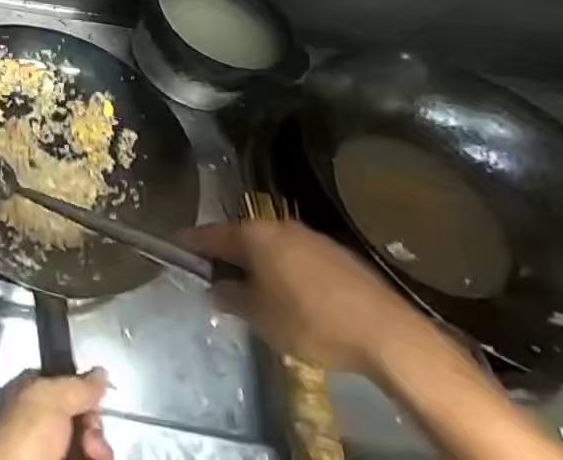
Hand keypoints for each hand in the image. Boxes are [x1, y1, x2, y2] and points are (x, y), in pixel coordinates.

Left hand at [0, 367, 111, 459]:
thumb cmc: (25, 436)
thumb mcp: (48, 399)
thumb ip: (77, 386)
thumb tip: (101, 373)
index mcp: (28, 394)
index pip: (62, 384)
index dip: (81, 391)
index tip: (93, 400)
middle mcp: (42, 421)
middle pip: (82, 416)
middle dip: (93, 424)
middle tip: (90, 437)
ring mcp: (53, 449)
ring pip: (90, 443)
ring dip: (99, 447)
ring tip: (92, 454)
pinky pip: (89, 458)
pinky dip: (97, 459)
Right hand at [179, 220, 431, 373]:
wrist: (389, 336)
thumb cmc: (310, 321)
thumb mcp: (258, 316)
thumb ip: (228, 297)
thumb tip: (215, 289)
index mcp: (253, 234)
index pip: (207, 234)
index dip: (188, 244)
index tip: (172, 248)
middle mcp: (279, 226)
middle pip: (240, 238)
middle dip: (226, 257)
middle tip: (215, 279)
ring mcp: (313, 238)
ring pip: (271, 247)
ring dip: (258, 265)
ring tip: (255, 293)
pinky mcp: (339, 256)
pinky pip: (297, 258)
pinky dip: (285, 271)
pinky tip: (293, 299)